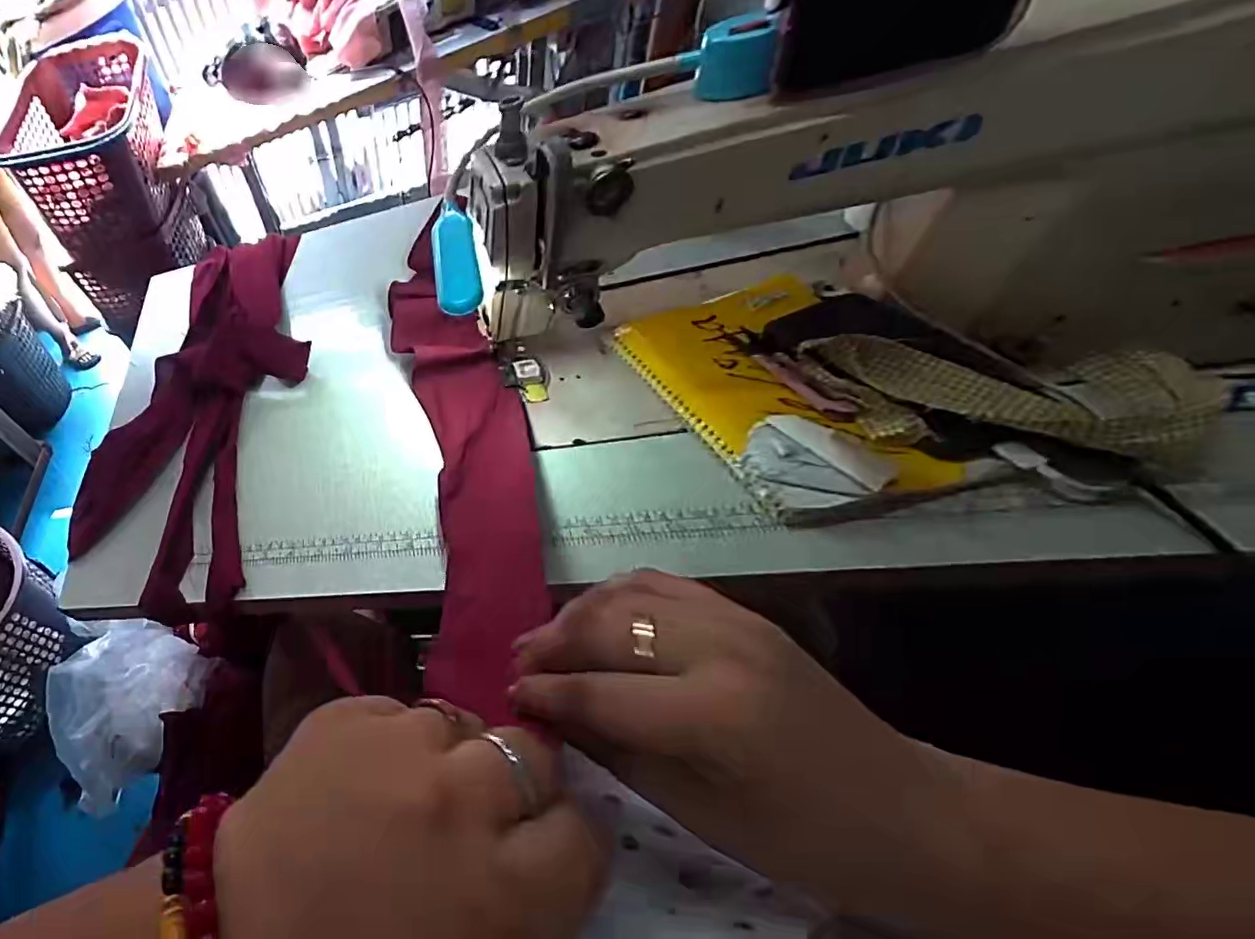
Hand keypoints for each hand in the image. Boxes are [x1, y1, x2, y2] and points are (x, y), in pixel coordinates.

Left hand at [215, 696, 604, 938]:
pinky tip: (368, 767)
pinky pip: (397, 708)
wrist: (245, 921)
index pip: (581, 832)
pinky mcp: (345, 711)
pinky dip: (393, 735)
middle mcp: (458, 797)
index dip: (563, 836)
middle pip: (529, 753)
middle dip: (517, 779)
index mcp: (501, 885)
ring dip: (450, 752)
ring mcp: (396, 743)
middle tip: (482, 804)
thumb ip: (523, 893)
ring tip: (415, 783)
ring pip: (460, 722)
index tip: (541, 840)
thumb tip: (549, 837)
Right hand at [509, 570, 948, 911]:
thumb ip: (614, 751)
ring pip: (626, 594)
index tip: (508, 694)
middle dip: (551, 643)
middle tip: (518, 663)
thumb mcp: (699, 812)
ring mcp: (734, 618)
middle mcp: (722, 648)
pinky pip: (658, 584)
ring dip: (575, 613)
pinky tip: (593, 614)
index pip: (602, 691)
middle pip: (607, 627)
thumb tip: (546, 713)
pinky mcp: (740, 610)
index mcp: (718, 713)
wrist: (913, 814)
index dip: (546, 692)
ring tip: (545, 638)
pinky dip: (614, 594)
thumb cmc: (804, 837)